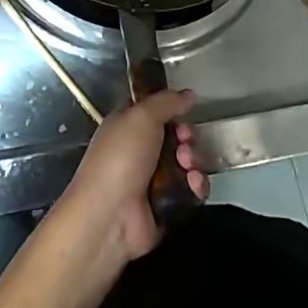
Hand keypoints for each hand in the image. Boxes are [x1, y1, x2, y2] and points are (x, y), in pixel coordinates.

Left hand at [50, 89, 207, 264]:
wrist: (111, 213)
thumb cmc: (121, 156)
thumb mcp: (141, 116)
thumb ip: (167, 102)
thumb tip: (188, 94)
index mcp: (127, 125)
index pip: (155, 112)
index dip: (172, 110)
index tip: (183, 112)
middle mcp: (139, 150)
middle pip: (176, 137)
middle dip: (186, 137)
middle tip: (184, 141)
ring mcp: (154, 179)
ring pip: (187, 163)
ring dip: (193, 160)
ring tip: (187, 164)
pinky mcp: (168, 204)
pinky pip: (191, 190)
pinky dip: (196, 185)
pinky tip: (193, 184)